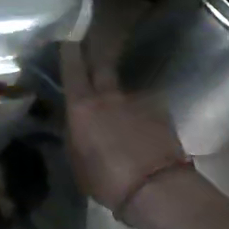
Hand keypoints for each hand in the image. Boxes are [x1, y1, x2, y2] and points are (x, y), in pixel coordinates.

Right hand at [61, 40, 188, 216]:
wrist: (156, 187)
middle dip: (96, 56)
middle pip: (102, 66)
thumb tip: (73, 126)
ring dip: (119, 98)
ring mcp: (138, 100)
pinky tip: (142, 132)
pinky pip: (144, 107)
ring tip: (121, 116)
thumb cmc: (106, 180)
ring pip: (124, 91)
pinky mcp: (161, 111)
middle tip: (92, 51)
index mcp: (82, 107)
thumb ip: (74, 137)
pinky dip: (140, 116)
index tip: (68, 41)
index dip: (69, 53)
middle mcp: (109, 96)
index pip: (73, 69)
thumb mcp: (77, 162)